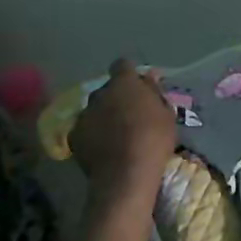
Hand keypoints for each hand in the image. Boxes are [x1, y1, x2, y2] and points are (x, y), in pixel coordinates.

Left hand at [68, 59, 176, 206]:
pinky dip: (94, 134)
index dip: (130, 74)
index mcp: (123, 83)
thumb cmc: (153, 139)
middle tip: (131, 113)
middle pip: (108, 89)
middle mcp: (99, 94)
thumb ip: (155, 93)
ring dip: (104, 115)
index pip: (122, 65)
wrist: (125, 174)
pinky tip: (104, 147)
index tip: (139, 85)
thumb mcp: (166, 114)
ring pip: (95, 109)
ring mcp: (84, 115)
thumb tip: (149, 78)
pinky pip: (86, 129)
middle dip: (117, 96)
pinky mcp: (74, 137)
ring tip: (117, 133)